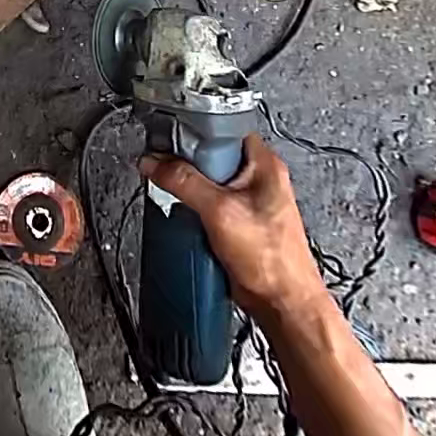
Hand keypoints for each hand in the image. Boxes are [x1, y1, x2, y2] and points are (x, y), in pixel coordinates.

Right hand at [140, 135, 324, 317]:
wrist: (282, 305)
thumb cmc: (273, 262)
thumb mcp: (219, 210)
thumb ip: (183, 181)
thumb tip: (154, 163)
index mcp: (264, 164)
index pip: (222, 129)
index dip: (194, 131)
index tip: (169, 138)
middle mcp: (258, 178)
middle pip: (209, 153)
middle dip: (186, 162)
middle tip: (170, 169)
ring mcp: (247, 199)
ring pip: (205, 178)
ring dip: (188, 186)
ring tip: (178, 194)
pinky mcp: (236, 219)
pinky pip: (206, 200)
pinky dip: (192, 205)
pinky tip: (186, 214)